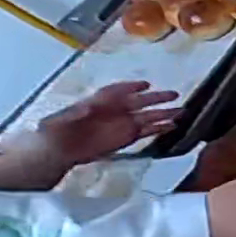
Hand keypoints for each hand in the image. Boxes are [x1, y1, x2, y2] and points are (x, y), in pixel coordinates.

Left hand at [37, 81, 181, 164]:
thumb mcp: (57, 120)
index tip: (146, 84)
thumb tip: (88, 107)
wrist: (57, 151)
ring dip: (165, 113)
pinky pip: (148, 131)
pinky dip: (161, 129)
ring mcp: (123, 125)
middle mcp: (114, 112)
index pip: (116, 92)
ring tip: (182, 111)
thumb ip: (74, 113)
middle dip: (157, 98)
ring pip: (148, 117)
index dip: (130, 87)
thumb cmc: (54, 133)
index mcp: (97, 104)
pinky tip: (173, 126)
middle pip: (139, 102)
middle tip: (174, 94)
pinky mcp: (128, 137)